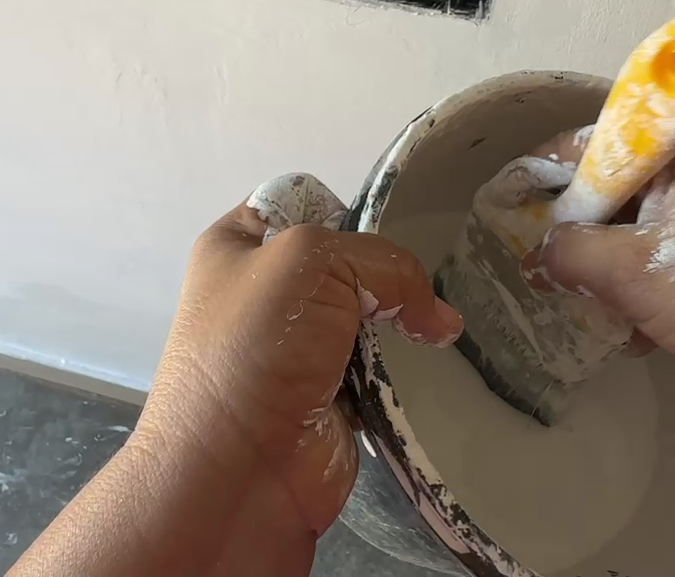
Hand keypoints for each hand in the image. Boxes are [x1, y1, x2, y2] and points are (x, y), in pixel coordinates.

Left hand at [137, 175, 462, 547]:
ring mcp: (294, 345)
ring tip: (430, 325)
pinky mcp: (326, 394)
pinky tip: (425, 360)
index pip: (301, 201)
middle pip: (343, 259)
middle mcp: (264, 289)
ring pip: (365, 314)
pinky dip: (398, 367)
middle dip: (380, 271)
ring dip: (396, 322)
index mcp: (238, 243)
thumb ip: (385, 264)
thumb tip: (440, 319)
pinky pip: (375, 366)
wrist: (234, 474)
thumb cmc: (257, 345)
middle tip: (417, 282)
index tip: (384, 224)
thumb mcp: (313, 261)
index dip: (343, 207)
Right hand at [522, 123, 674, 425]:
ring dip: (621, 267)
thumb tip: (536, 253)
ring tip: (614, 318)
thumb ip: (569, 253)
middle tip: (565, 279)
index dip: (539, 175)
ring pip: (650, 222)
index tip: (505, 206)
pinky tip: (651, 327)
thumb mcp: (634, 274)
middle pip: (619, 187)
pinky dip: (659, 277)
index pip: (587, 144)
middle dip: (586, 237)